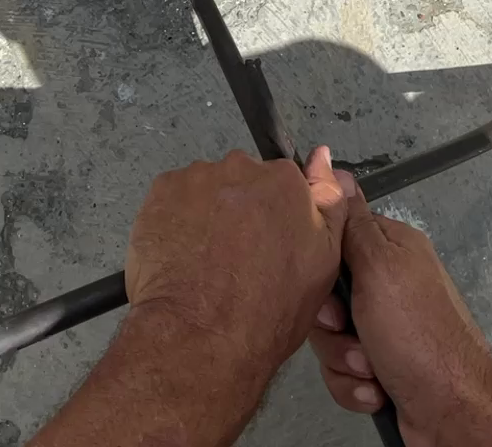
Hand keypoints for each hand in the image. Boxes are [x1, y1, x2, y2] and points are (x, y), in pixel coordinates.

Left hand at [125, 145, 350, 380]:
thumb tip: (323, 159)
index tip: (269, 242)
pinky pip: (173, 196)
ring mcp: (197, 176)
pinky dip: (176, 218)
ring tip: (206, 260)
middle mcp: (240, 167)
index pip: (283, 184)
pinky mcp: (162, 189)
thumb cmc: (268, 308)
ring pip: (206, 189)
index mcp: (284, 181)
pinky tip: (181, 253)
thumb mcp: (322, 262)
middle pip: (242, 181)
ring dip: (207, 212)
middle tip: (237, 255)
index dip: (276, 215)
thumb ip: (328, 204)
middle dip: (241, 209)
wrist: (202, 333)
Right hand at [308, 184, 491, 446]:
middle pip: (325, 291)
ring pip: (328, 334)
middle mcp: (386, 283)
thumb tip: (328, 162)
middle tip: (350, 330)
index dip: (321, 265)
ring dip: (342, 357)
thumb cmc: (417, 332)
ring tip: (370, 369)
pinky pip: (341, 368)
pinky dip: (353, 383)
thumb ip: (349, 220)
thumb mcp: (378, 265)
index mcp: (390, 248)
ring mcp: (383, 328)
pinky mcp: (379, 367)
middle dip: (331, 323)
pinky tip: (375, 389)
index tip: (329, 289)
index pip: (332, 238)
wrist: (456, 419)